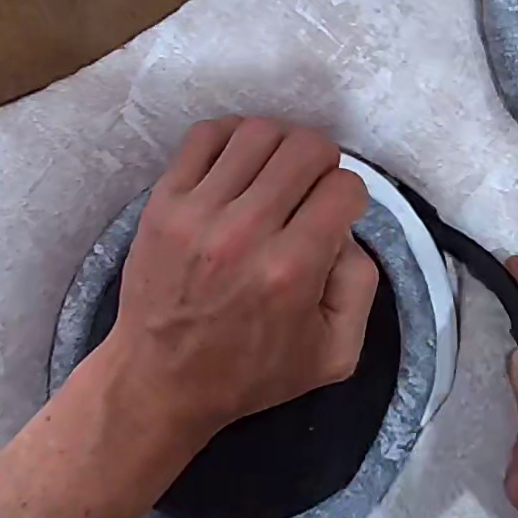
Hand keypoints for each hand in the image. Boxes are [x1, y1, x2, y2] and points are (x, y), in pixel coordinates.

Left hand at [96, 117, 380, 446]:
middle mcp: (244, 234)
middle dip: (325, 160)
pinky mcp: (162, 203)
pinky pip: (207, 134)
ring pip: (261, 132)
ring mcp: (197, 213)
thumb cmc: (252, 369)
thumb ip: (362, 281)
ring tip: (279, 171)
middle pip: (308, 147)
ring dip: (283, 144)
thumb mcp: (336, 350)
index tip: (337, 215)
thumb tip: (345, 224)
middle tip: (313, 186)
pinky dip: (235, 135)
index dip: (351, 196)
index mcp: (291, 270)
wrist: (155, 385)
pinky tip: (242, 161)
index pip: (344, 187)